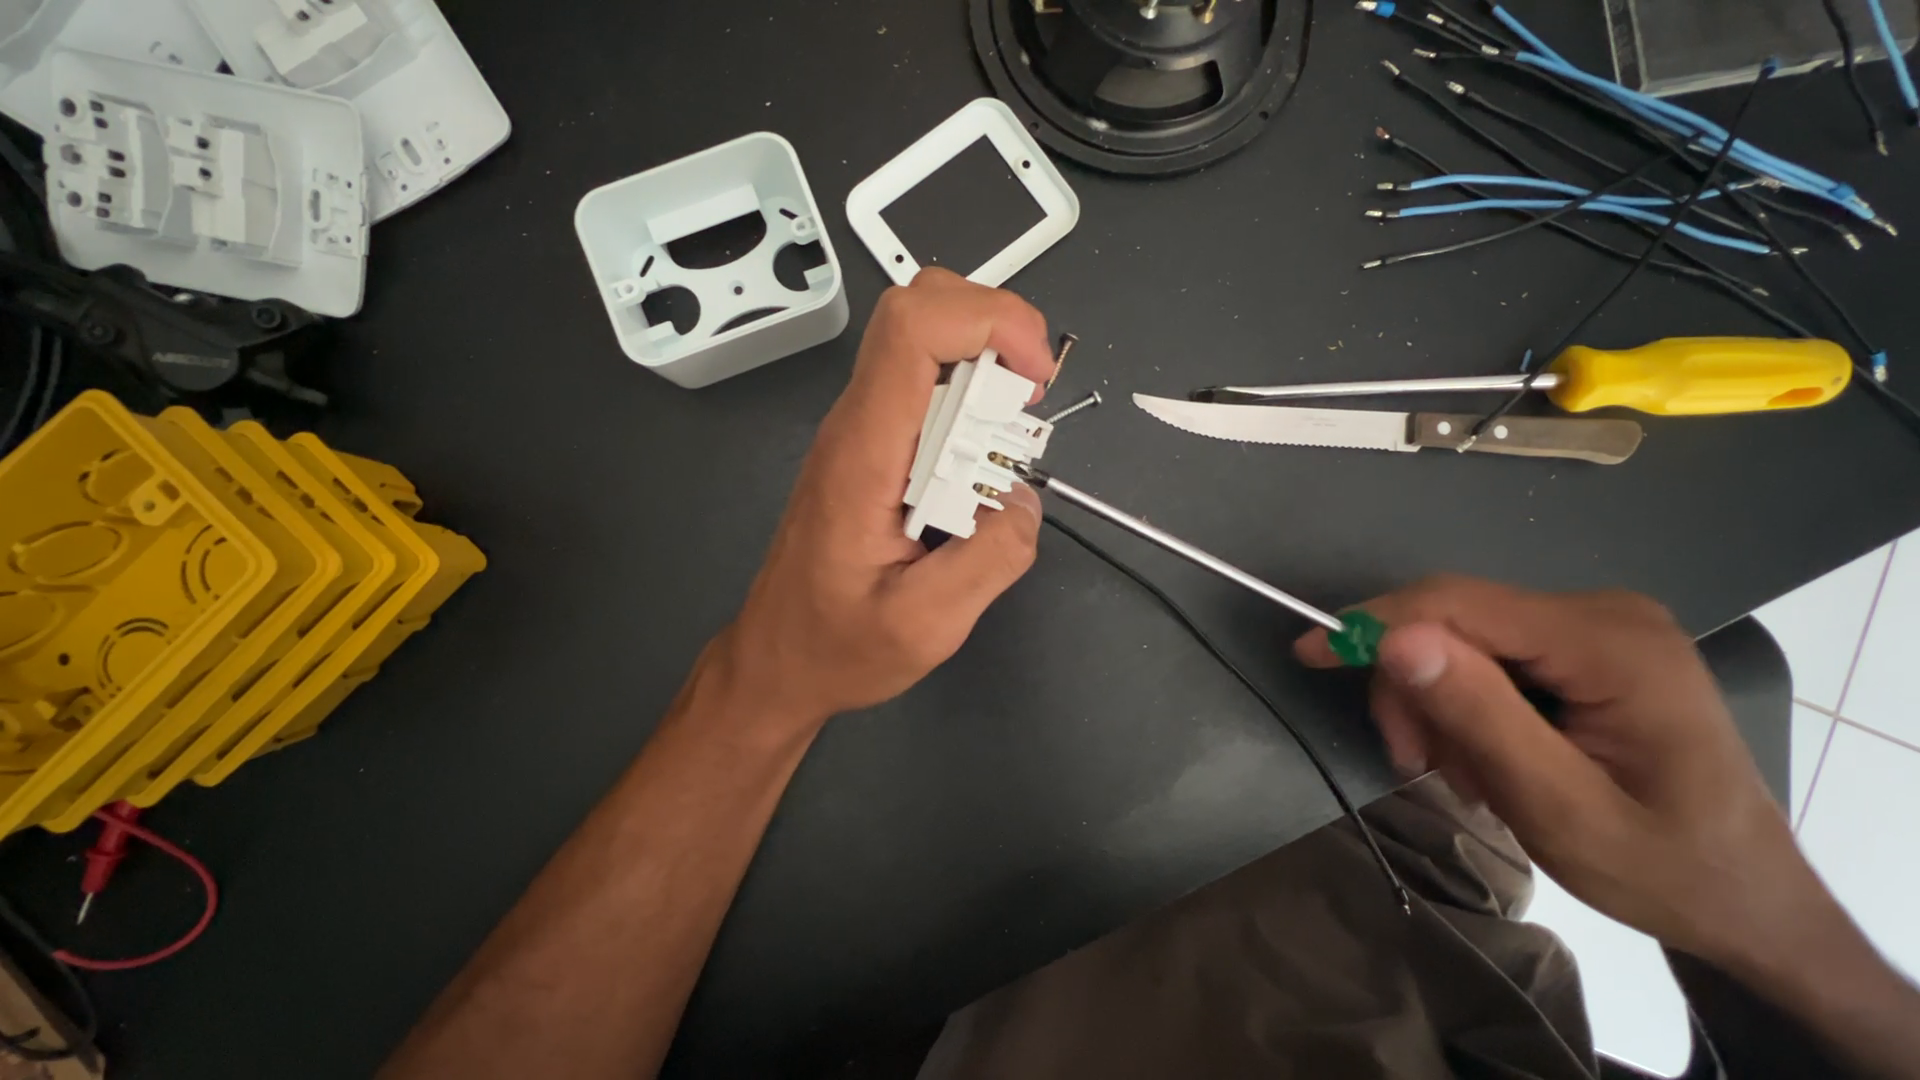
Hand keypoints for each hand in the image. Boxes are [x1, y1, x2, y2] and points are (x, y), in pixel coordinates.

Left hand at [708, 268, 1055, 731]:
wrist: (779, 658)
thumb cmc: (837, 645)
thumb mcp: (926, 625)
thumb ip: (991, 557)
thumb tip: (1023, 499)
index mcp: (864, 455)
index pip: (913, 329)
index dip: (989, 320)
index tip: (1035, 376)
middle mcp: (856, 426)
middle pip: (918, 310)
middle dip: (995, 332)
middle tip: (1027, 405)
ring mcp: (860, 432)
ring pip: (922, 342)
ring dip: (985, 367)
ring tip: (1009, 440)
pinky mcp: (871, 448)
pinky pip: (922, 389)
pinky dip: (969, 401)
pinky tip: (980, 461)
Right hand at [1293, 577, 1826, 975]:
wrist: (1745, 901)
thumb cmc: (1662, 868)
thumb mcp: (1560, 809)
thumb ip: (1481, 717)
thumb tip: (1394, 639)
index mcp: (1611, 643)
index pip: (1458, 603)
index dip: (1375, 623)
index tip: (1309, 654)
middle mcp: (1603, 613)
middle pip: (1455, 620)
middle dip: (1416, 689)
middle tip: (1415, 763)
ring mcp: (1598, 626)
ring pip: (1464, 639)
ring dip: (1440, 705)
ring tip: (1466, 776)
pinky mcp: (1586, 645)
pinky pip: (1491, 654)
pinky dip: (1467, 704)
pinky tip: (1488, 755)